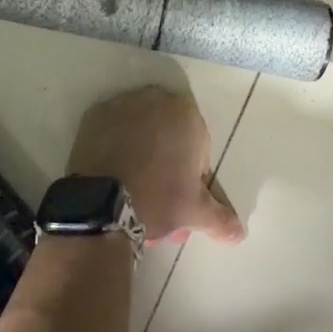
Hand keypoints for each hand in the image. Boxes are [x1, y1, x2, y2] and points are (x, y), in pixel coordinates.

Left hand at [67, 87, 244, 244]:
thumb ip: (221, 219)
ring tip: (132, 190)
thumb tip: (238, 233)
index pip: (197, 148)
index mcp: (187, 114)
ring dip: (142, 155)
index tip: (179, 197)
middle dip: (166, 165)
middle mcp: (155, 99)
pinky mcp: (94, 114)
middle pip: (167, 136)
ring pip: (140, 132)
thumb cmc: (158, 198)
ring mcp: (121, 103)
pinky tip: (112, 175)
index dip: (190, 177)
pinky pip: (112, 131)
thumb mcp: (196, 212)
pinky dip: (115, 147)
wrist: (102, 201)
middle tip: (157, 199)